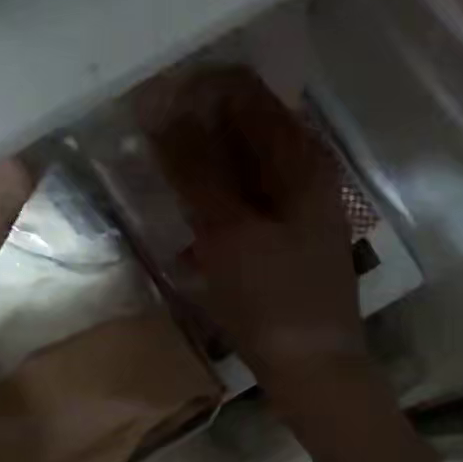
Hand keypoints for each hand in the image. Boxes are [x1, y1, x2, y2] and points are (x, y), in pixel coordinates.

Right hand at [146, 68, 367, 388]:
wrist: (315, 370)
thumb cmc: (272, 301)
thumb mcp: (228, 232)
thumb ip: (195, 168)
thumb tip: (161, 105)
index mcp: (301, 159)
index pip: (246, 92)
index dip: (197, 91)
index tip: (150, 107)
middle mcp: (307, 173)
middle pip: (246, 128)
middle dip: (196, 129)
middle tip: (147, 146)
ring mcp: (301, 207)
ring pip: (245, 167)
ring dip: (204, 167)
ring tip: (160, 178)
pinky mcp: (290, 238)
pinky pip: (249, 201)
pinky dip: (219, 201)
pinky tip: (190, 220)